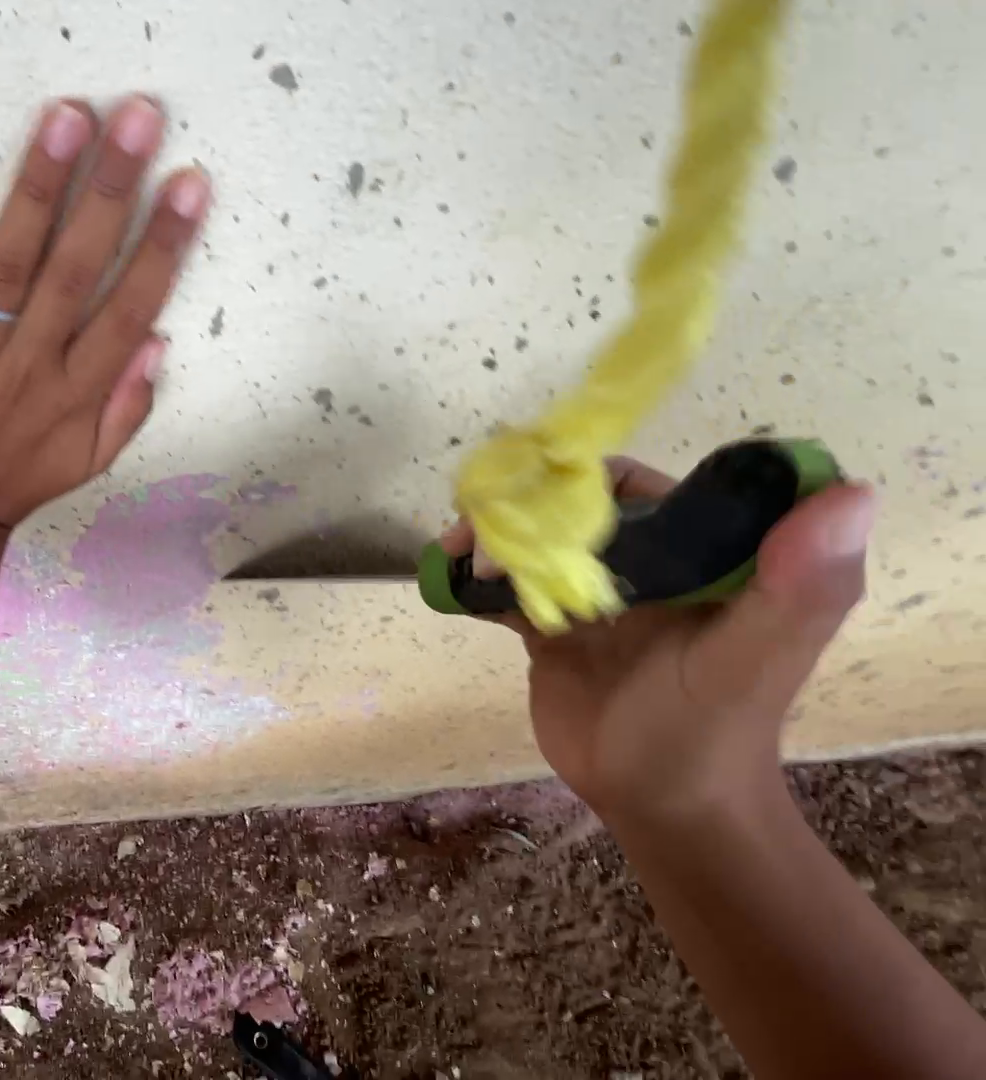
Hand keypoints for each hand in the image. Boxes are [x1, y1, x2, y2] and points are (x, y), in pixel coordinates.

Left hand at [0, 97, 209, 528]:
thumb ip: (129, 406)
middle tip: (134, 117)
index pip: (128, 308)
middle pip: (72, 272)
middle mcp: (26, 365)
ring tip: (62, 123)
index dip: (163, 247)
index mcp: (74, 391)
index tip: (189, 183)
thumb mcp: (91, 460)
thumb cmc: (22, 478)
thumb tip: (160, 340)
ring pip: (5, 270)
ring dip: (34, 194)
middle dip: (108, 193)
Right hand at [445, 458, 877, 822]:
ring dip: (485, 543)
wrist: (657, 803)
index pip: (631, 490)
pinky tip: (447, 586)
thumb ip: (797, 587)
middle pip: (565, 514)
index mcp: (695, 558)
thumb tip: (847, 490)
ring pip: (529, 548)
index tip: (525, 498)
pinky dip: (472, 583)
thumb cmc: (707, 732)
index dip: (575, 481)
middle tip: (474, 538)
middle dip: (514, 514)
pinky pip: (505, 591)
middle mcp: (642, 568)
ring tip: (452, 558)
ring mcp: (590, 599)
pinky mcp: (549, 631)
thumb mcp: (753, 661)